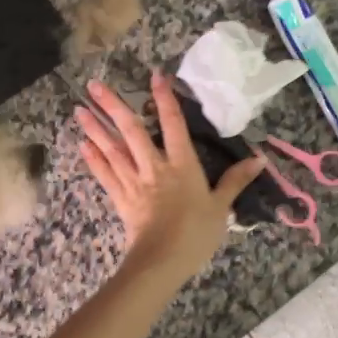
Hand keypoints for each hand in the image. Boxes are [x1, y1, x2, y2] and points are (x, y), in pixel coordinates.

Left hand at [75, 70, 263, 282]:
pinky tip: (82, 145)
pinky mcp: (121, 198)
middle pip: (132, 130)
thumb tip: (259, 159)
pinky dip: (93, 159)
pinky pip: (105, 174)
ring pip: (111, 149)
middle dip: (113, 106)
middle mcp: (154, 166)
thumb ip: (235, 180)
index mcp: (182, 165)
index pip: (174, 124)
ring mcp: (134, 181)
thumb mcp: (221, 207)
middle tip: (93, 85)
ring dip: (95, 128)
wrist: (163, 261)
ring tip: (78, 109)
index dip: (165, 99)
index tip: (156, 76)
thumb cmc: (196, 234)